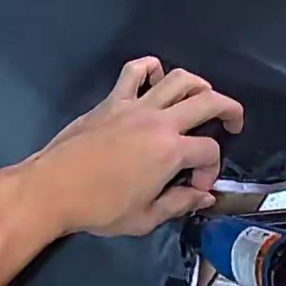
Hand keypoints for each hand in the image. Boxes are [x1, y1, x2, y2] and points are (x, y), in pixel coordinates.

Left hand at [11, 57, 244, 237]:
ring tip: (202, 97)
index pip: (209, 151)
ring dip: (199, 84)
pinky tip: (156, 77)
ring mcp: (135, 105)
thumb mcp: (145, 218)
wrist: (52, 188)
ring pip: (178, 78)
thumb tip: (204, 196)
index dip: (211, 169)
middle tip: (233, 124)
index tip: (196, 186)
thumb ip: (179, 204)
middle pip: (208, 101)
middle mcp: (159, 121)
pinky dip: (150, 67)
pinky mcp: (112, 100)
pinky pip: (134, 70)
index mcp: (170, 151)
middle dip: (229, 110)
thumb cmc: (99, 208)